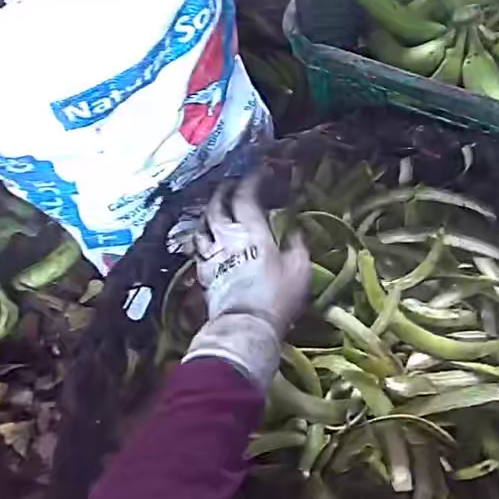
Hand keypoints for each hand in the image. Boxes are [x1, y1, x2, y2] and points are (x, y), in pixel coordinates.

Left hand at [183, 175, 311, 387]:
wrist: (246, 326)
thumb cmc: (277, 295)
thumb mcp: (299, 267)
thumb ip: (297, 243)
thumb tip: (297, 227)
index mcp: (251, 230)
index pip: (245, 196)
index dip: (251, 180)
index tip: (259, 172)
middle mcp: (226, 236)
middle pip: (216, 206)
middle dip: (223, 191)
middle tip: (231, 185)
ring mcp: (211, 255)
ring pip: (202, 226)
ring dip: (208, 214)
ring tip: (215, 211)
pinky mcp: (203, 274)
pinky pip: (199, 250)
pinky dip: (203, 240)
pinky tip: (208, 242)